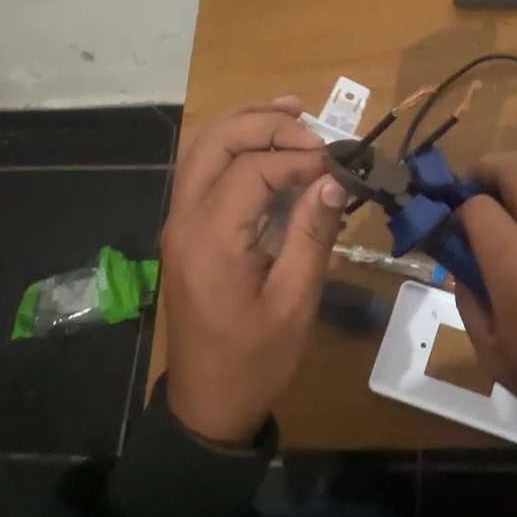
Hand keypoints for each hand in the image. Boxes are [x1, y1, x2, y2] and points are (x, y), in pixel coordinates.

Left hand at [160, 98, 347, 444]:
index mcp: (211, 240)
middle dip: (264, 124)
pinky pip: (201, 169)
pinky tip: (267, 144)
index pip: (251, 170)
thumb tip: (335, 179)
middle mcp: (184, 220)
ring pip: (201, 148)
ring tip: (291, 112)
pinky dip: (233, 146)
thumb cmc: (256, 360)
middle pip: (214, 142)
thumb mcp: (295, 302)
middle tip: (313, 128)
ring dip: (244, 124)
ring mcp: (179, 222)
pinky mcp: (186, 229)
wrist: (208, 404)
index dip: (297, 157)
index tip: (337, 165)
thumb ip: (312, 234)